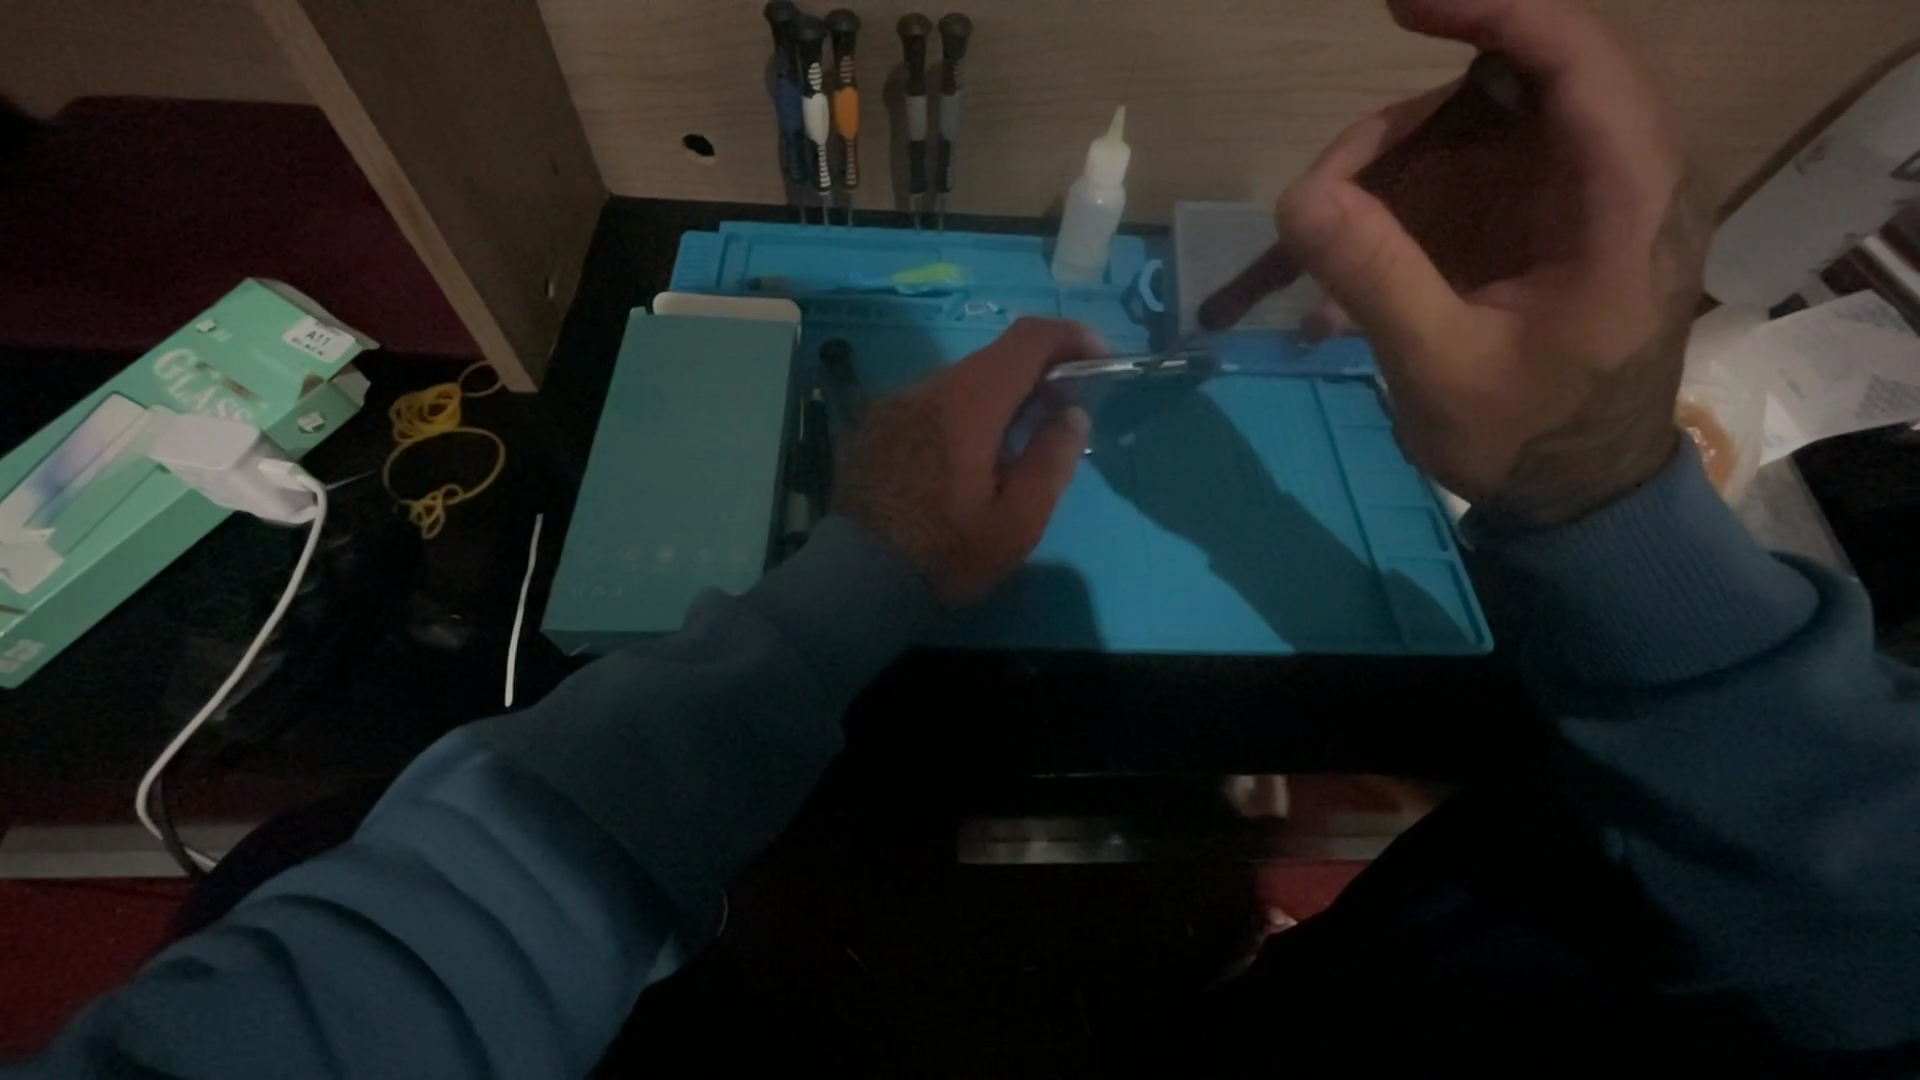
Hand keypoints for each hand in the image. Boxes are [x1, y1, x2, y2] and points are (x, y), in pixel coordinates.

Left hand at [834, 318, 1097, 604]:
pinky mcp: (877, 425)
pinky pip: (932, 403)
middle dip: (1038, 374)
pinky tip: (967, 458)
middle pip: (994, 359)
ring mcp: (896, 404)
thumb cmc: (945, 553)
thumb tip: (1073, 414)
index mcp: (969, 403)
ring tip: (1015, 444)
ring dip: (999, 398)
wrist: (855, 579)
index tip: (1098, 360)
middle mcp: (928, 388)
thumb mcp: (1017, 522)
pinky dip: (964, 413)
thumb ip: (1051, 460)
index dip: (1071, 337)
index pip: (1028, 338)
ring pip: (961, 381)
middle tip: (1063, 414)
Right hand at [1276, 0, 1708, 527]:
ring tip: (1303, 263)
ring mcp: (1550, 209)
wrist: (1569, 496)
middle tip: (1312, 211)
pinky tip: (1323, 297)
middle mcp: (1595, 181)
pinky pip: (1437, 205)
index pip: (1575, 62)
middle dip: (1390, 144)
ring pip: (1453, 152)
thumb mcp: (1439, 365)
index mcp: (1619, 201)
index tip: (1401, 6)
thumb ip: (1375, 276)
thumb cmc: (1525, 436)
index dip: (1495, 13)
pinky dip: (1375, 234)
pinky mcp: (1512, 238)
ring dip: (1370, 195)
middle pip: (1492, 103)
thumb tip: (1296, 198)